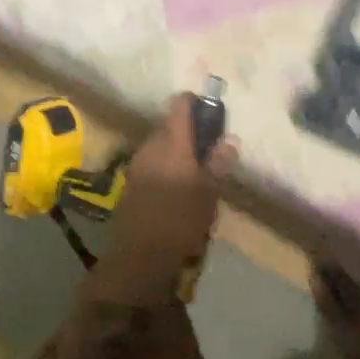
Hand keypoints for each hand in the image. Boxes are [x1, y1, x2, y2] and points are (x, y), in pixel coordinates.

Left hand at [114, 95, 238, 257]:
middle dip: (190, 132)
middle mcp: (150, 147)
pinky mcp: (130, 183)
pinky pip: (152, 163)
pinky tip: (178, 190)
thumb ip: (218, 163)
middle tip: (211, 151)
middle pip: (169, 125)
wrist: (138, 256)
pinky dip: (166, 167)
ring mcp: (136, 164)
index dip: (196, 102)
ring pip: (160, 145)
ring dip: (177, 152)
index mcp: (171, 143)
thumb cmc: (180, 222)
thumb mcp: (209, 194)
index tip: (212, 114)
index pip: (180, 104)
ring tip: (198, 174)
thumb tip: (229, 140)